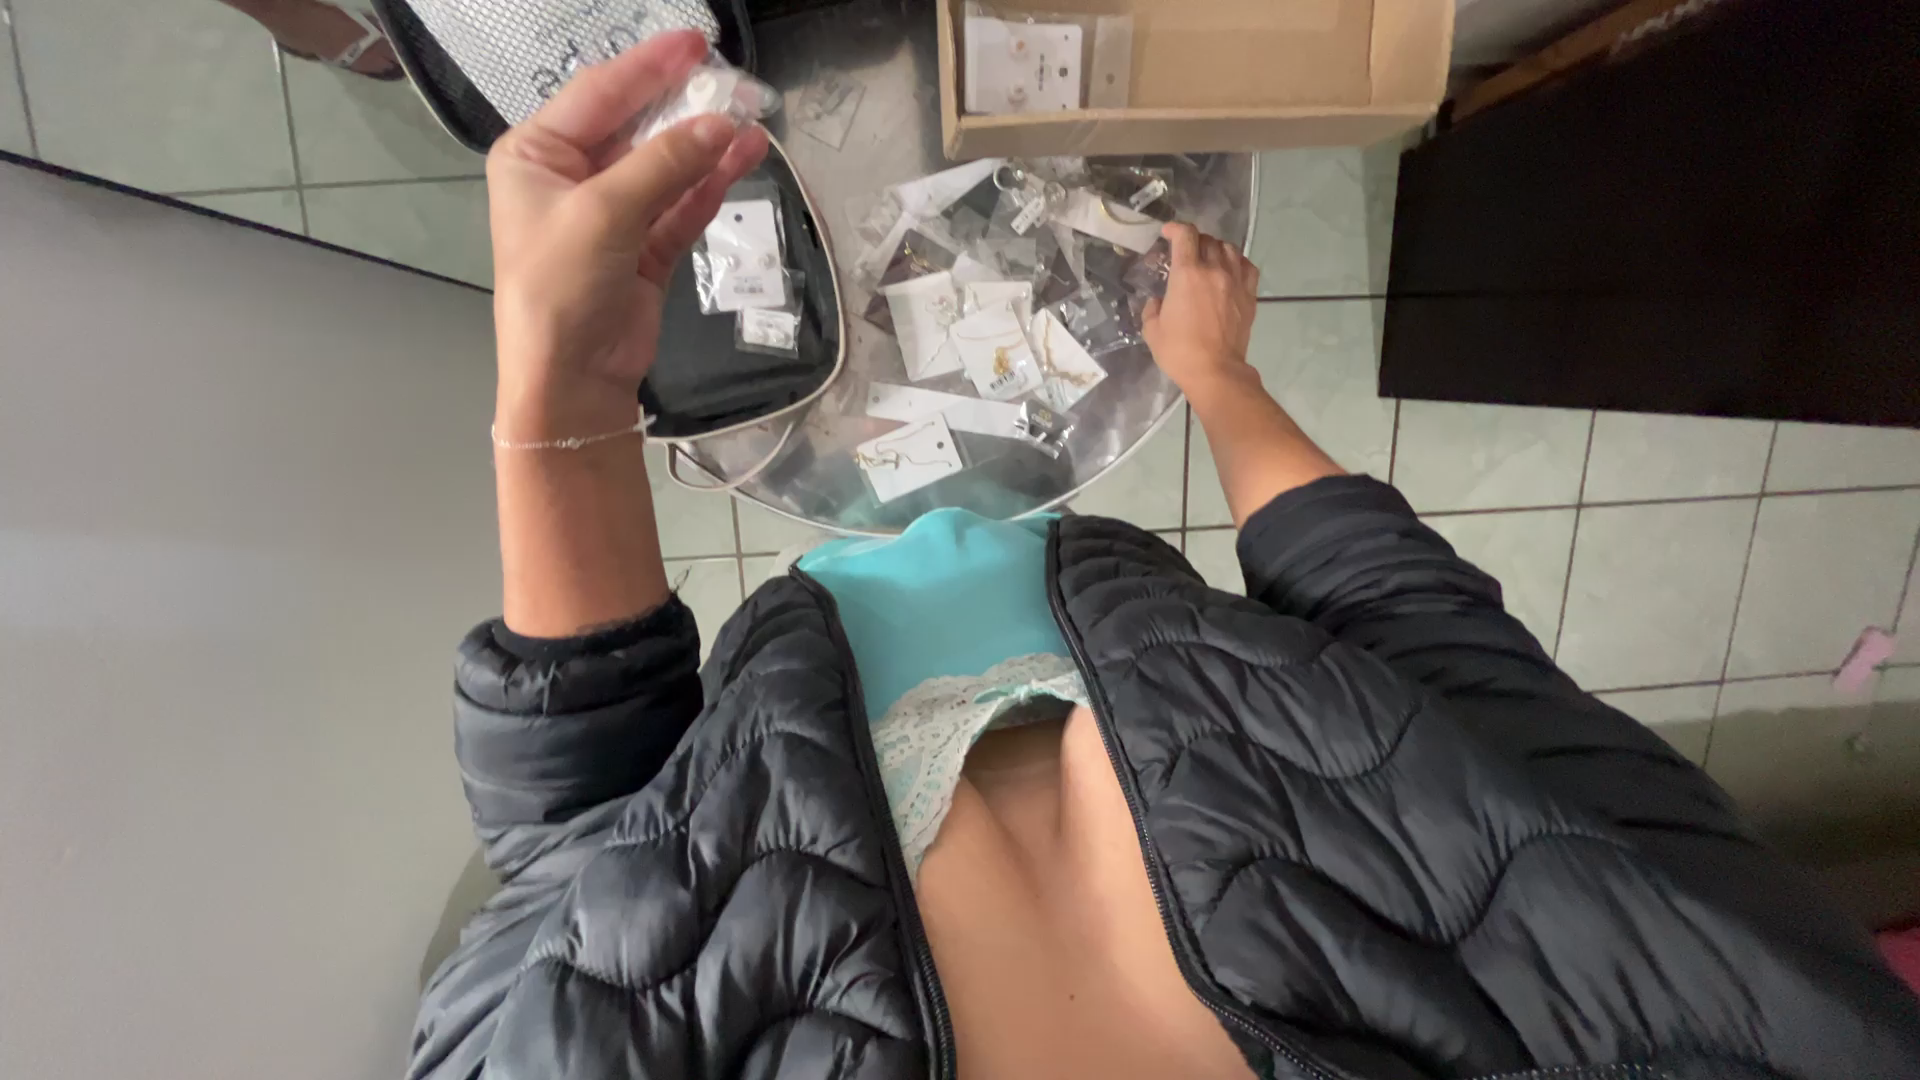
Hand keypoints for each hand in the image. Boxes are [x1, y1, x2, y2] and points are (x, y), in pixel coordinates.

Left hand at [487, 30, 768, 437]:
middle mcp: (575, 178)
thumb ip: (663, 166)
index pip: (600, 96)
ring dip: (707, 152)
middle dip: (686, 110)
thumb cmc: (560, 285)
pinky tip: (739, 163)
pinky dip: (709, 190)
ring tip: (753, 127)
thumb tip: (721, 126)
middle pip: (638, 130)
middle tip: (736, 86)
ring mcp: (615, 216)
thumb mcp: (604, 213)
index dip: (649, 67)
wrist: (573, 375)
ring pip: (667, 172)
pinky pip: (681, 210)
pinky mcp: (646, 252)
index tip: (696, 43)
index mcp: (538, 154)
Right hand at [1141, 223, 1260, 397]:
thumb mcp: (1152, 331)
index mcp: (1187, 274)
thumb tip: (1158, 302)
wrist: (1215, 370)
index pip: (1185, 236)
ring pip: (1229, 249)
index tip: (1167, 233)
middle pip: (1207, 240)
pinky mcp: (1249, 295)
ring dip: (1216, 248)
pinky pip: (1246, 266)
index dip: (1175, 229)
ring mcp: (1235, 281)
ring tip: (1208, 258)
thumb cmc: (1179, 352)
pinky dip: (1237, 262)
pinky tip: (1230, 269)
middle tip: (1184, 252)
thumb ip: (1152, 309)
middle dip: (1194, 241)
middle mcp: (1214, 270)